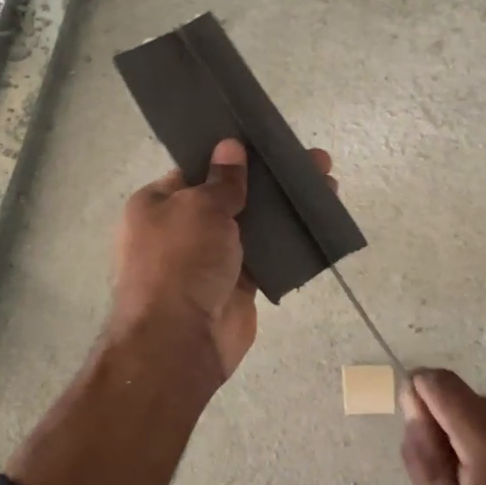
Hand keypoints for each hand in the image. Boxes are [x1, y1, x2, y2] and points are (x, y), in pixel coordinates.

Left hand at [112, 139, 333, 381]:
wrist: (180, 342)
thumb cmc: (180, 262)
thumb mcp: (200, 207)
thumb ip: (223, 179)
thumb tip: (230, 146)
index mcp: (157, 204)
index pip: (196, 170)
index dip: (231, 156)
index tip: (267, 142)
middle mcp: (181, 229)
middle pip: (231, 195)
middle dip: (270, 180)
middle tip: (314, 162)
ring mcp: (210, 259)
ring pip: (254, 225)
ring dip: (286, 209)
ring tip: (328, 186)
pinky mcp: (238, 285)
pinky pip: (267, 256)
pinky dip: (290, 243)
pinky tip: (319, 222)